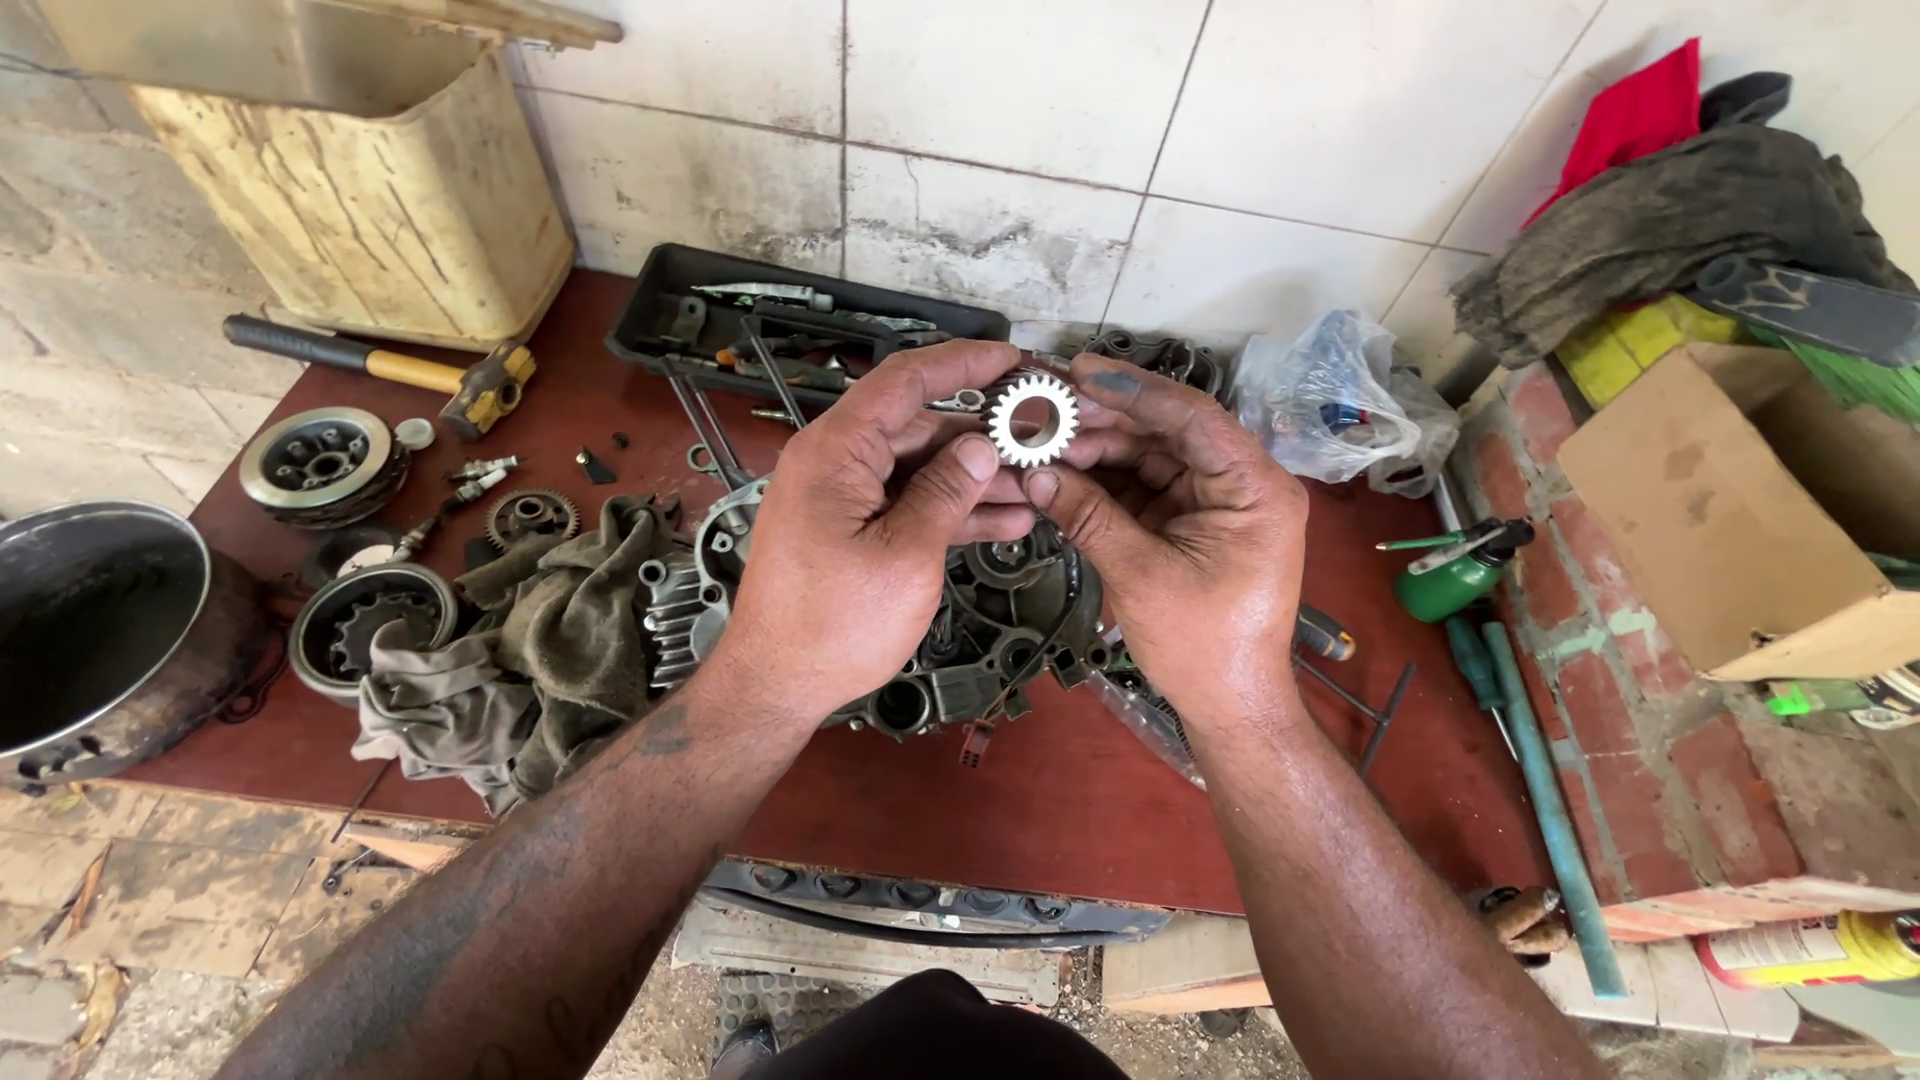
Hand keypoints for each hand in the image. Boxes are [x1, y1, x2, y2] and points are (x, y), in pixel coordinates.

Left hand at [709, 341, 1035, 720]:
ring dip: (975, 478)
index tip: (1012, 358)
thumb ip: (946, 494)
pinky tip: (1005, 521)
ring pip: (920, 469)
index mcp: (836, 452)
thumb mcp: (904, 557)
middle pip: (918, 426)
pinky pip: (907, 504)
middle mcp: (835, 463)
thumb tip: (980, 447)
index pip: (904, 382)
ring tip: (1034, 484)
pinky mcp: (853, 529)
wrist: (778, 684)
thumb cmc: (833, 626)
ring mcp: (844, 497)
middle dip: (982, 433)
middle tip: (1039, 436)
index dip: (962, 363)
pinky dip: (950, 511)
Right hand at [1023, 353, 1308, 725]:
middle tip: (1046, 405)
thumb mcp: (1141, 575)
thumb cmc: (1203, 645)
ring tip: (1043, 438)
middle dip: (1104, 420)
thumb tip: (1035, 472)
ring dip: (1098, 448)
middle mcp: (1239, 484)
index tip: (1079, 373)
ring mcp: (1213, 503)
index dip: (1133, 390)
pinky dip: (1103, 481)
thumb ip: (1089, 517)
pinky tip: (1062, 469)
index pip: (1192, 417)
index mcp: (1253, 488)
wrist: (1229, 704)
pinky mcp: (1189, 522)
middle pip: (1167, 432)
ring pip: (1150, 456)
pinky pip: (1143, 487)